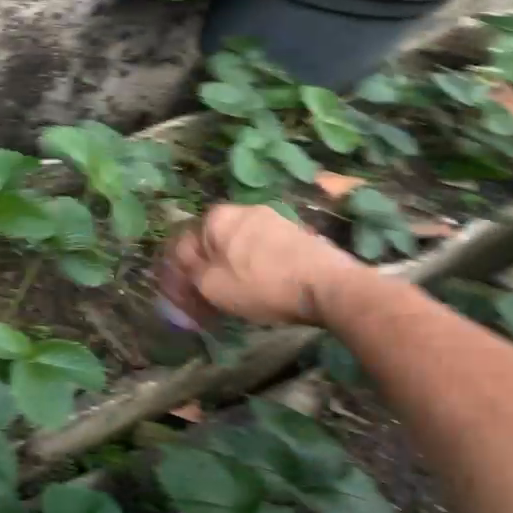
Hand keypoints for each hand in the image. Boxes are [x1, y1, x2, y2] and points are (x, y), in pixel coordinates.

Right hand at [161, 205, 365, 326]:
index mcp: (215, 217)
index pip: (182, 245)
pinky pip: (264, 253)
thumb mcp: (210, 285)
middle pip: (212, 245)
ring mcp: (275, 221)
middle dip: (206, 272)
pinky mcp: (300, 236)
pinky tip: (261, 290)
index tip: (183, 300)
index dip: (177, 275)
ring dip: (231, 271)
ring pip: (239, 249)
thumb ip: (187, 274)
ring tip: (234, 299)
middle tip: (206, 300)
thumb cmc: (263, 284)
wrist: (335, 290)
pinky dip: (256, 270)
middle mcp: (242, 211)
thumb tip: (181, 270)